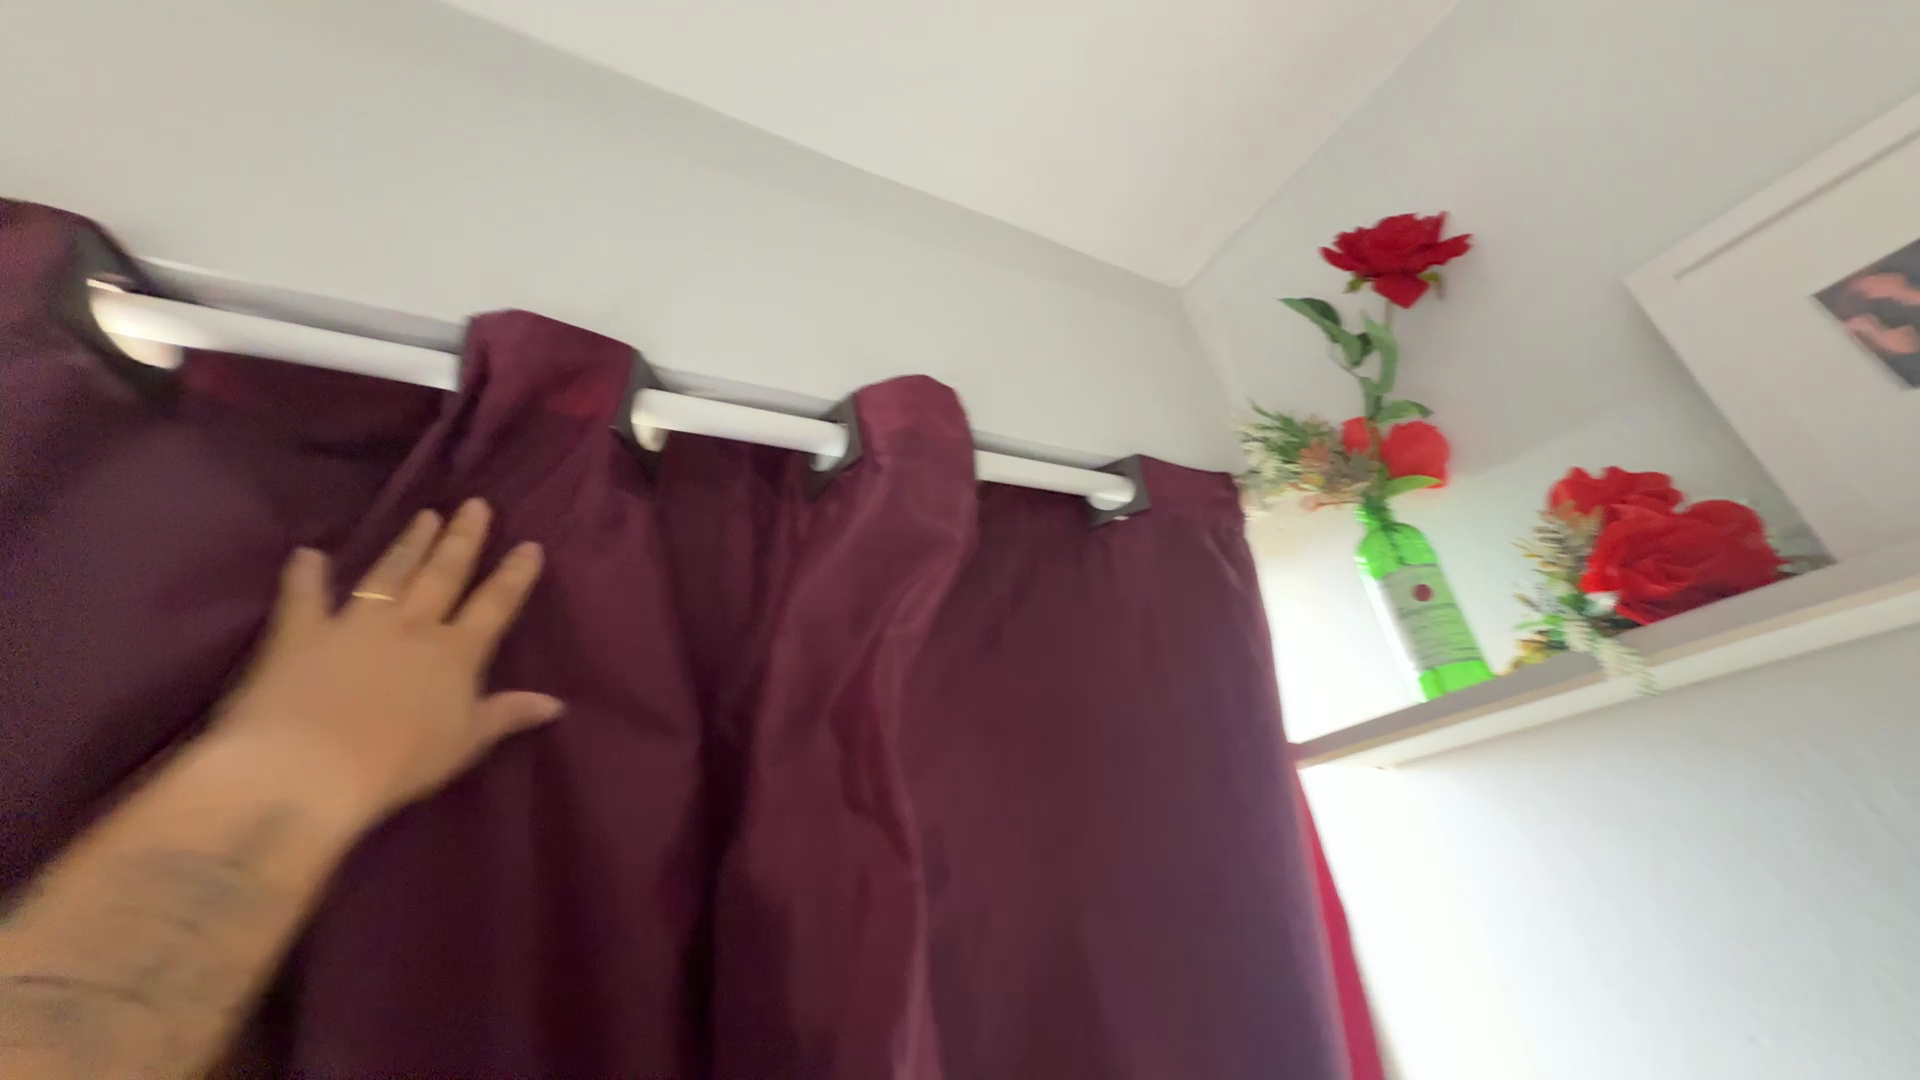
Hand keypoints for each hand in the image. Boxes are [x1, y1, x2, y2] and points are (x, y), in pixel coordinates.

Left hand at [207, 499, 561, 827]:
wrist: (305, 770)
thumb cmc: (398, 761)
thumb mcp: (465, 741)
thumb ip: (507, 714)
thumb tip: (556, 703)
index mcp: (456, 652)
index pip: (495, 604)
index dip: (514, 575)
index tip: (529, 546)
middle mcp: (411, 626)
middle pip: (444, 574)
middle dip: (463, 539)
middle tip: (474, 505)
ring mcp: (355, 625)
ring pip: (389, 575)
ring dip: (409, 545)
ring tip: (424, 516)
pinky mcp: (301, 635)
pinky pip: (304, 598)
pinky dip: (305, 576)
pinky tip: (307, 554)